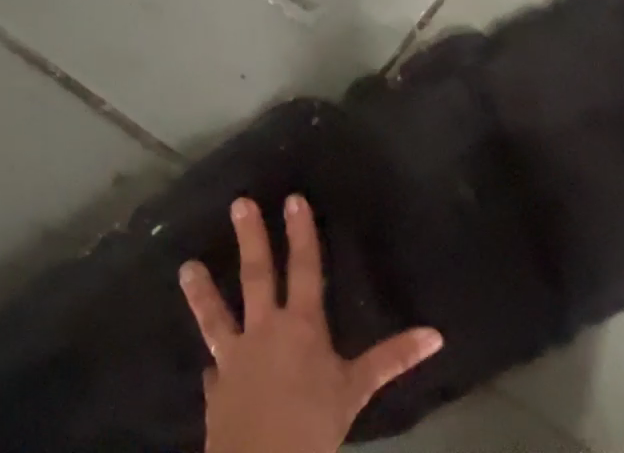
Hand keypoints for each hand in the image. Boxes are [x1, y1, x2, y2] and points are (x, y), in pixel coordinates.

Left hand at [179, 196, 442, 452]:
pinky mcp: (215, 388)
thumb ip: (393, 358)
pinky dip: (211, 357)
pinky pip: (212, 365)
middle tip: (239, 204)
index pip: (303, 268)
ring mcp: (233, 358)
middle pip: (256, 276)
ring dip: (203, 290)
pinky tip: (205, 359)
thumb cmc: (312, 422)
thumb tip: (436, 334)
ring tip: (186, 266)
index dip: (300, 233)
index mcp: (301, 325)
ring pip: (216, 315)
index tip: (292, 200)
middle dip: (250, 238)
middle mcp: (264, 331)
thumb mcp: (357, 389)